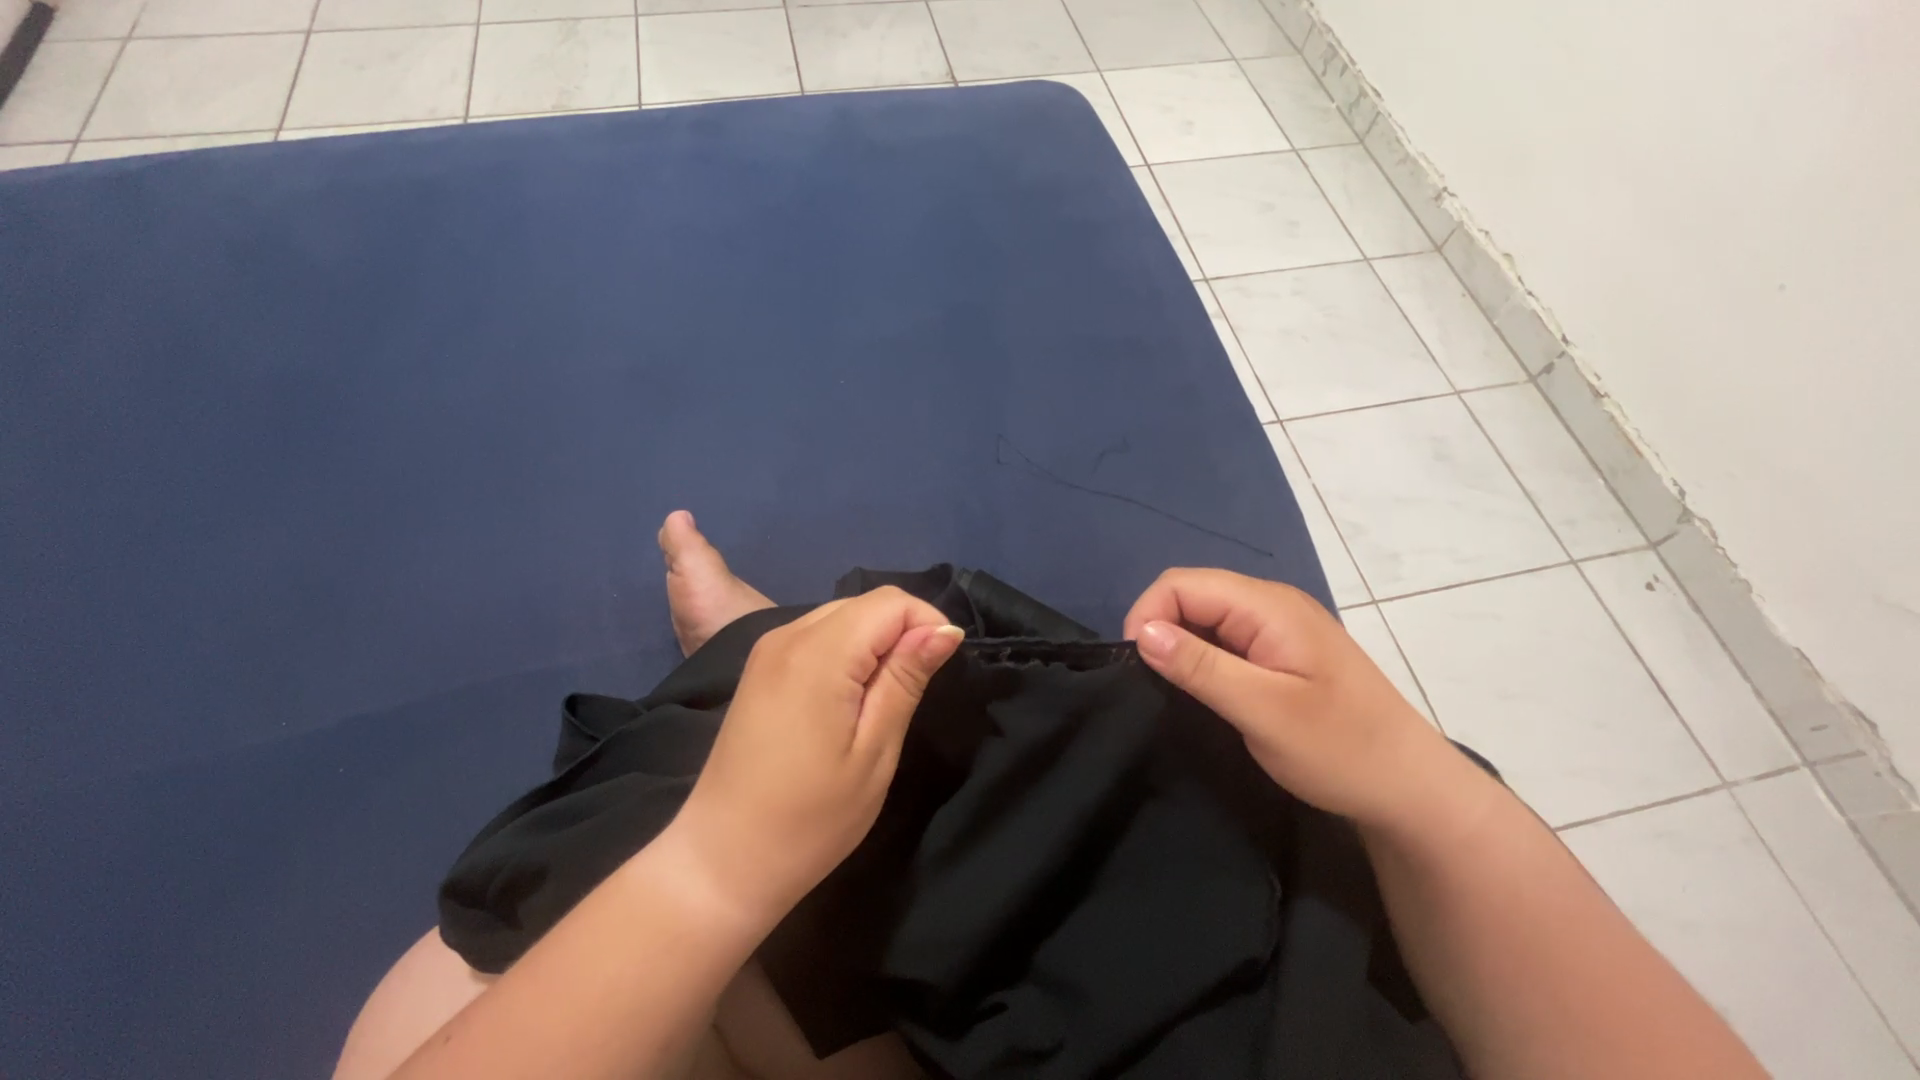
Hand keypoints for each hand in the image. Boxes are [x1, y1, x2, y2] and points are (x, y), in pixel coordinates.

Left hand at [669, 587, 964, 928]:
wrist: (723, 859)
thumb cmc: (810, 819)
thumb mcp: (874, 752)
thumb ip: (906, 679)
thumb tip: (946, 629)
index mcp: (818, 654)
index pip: (891, 602)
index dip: (928, 623)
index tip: (942, 670)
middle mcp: (787, 636)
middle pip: (865, 603)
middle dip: (903, 631)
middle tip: (913, 693)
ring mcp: (767, 650)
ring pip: (841, 616)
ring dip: (875, 642)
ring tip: (883, 701)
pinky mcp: (758, 668)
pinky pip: (816, 635)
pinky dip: (846, 651)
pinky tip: (849, 699)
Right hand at [1124, 568, 1457, 828]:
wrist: (1411, 788)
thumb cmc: (1340, 749)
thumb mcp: (1263, 710)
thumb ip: (1201, 667)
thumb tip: (1142, 632)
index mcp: (1270, 607)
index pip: (1182, 583)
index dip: (1148, 615)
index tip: (1138, 669)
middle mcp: (1273, 605)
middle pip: (1193, 594)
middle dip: (1162, 630)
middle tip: (1156, 686)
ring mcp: (1281, 628)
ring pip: (1208, 617)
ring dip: (1182, 646)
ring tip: (1179, 693)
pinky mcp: (1284, 652)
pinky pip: (1227, 638)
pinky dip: (1205, 659)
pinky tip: (1208, 693)